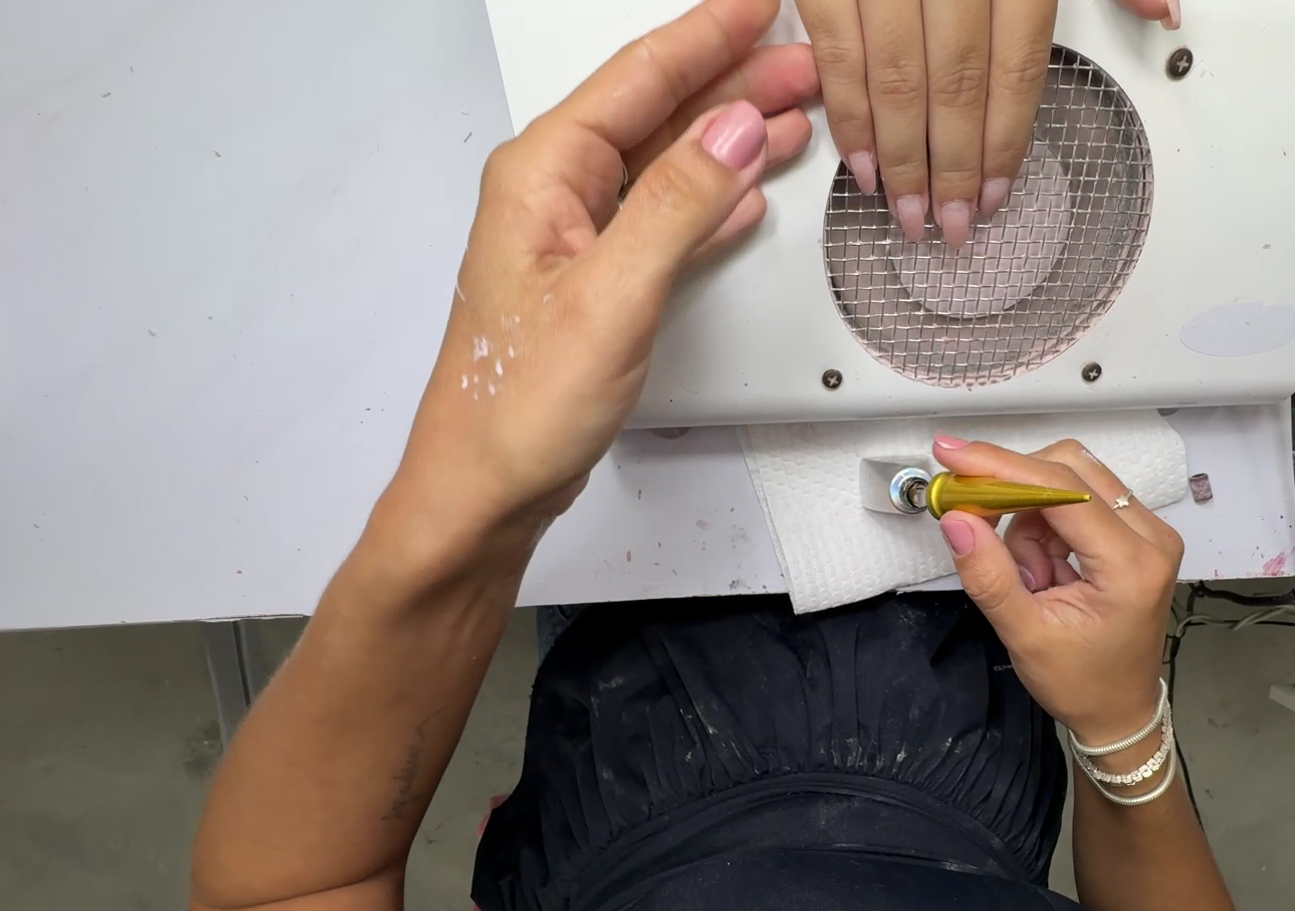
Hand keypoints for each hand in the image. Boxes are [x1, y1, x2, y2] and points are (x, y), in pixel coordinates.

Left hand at [389, 0, 817, 550]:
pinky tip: (744, 197)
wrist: (493, 480)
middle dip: (733, 85)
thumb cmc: (521, 402)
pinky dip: (713, 205)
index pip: (639, 79)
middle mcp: (560, 199)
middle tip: (801, 66)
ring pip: (670, 168)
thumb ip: (675, 206)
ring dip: (731, 142)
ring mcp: (582, 243)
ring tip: (790, 119)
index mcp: (546, 177)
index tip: (761, 2)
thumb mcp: (608, 295)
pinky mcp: (602, 285)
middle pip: (659, 116)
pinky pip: (669, 222)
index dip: (707, 36)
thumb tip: (734, 130)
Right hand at [796, 0, 1178, 246]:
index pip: (1015, 65)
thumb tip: (1165, 10)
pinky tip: (859, 167)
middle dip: (953, 168)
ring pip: (896, 76)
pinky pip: (835, 49)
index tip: (996, 199)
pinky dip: (847, 114)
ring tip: (909, 216)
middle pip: (956, 83)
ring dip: (900, 160)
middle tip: (951, 231)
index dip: (1005, 142)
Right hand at [932, 436, 1183, 744]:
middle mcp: (1150, 535)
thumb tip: (956, 519)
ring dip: (1028, 516)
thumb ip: (989, 576)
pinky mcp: (1133, 532)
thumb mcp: (1025, 635)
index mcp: (1131, 564)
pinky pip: (1074, 500)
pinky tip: (1041, 569)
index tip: (951, 454)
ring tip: (1027, 575)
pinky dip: (1041, 525)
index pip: (1062, 490)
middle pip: (1068, 469)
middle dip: (1012, 491)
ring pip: (1067, 480)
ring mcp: (1145, 530)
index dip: (1001, 466)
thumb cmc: (1080, 682)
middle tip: (974, 519)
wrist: (1120, 711)